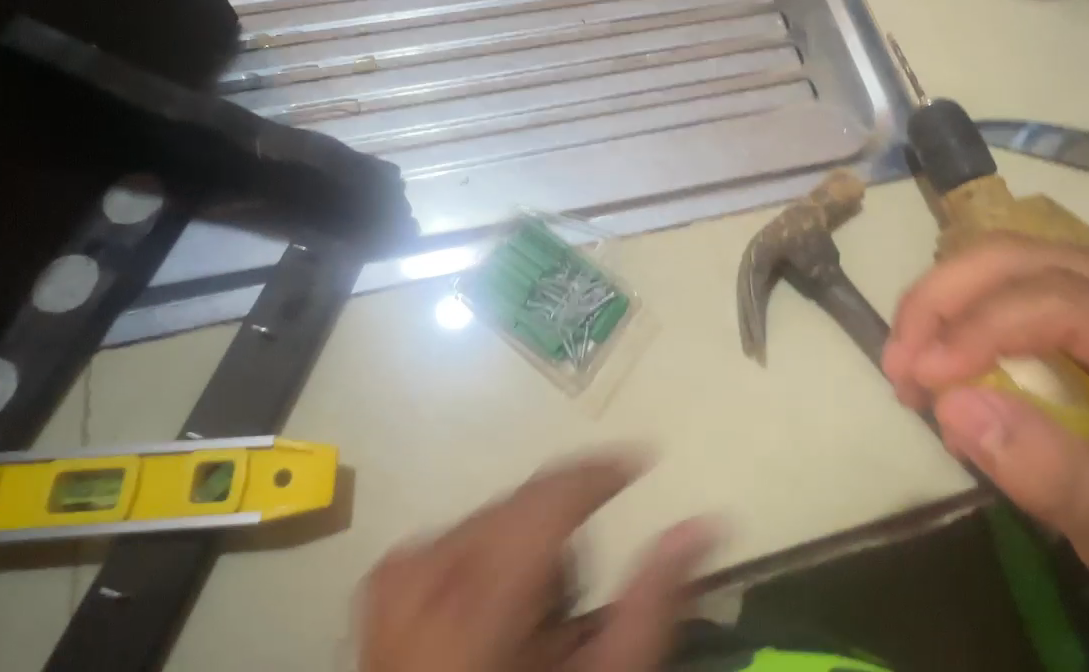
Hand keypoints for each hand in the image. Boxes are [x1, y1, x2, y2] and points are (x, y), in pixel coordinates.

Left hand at [359, 454, 718, 671]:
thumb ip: (654, 602)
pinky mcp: (386, 577)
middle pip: (526, 508)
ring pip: (495, 519)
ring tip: (524, 628)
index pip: (551, 494)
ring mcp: (398, 570)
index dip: (603, 471)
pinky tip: (489, 617)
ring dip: (523, 555)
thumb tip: (703, 524)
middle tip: (566, 616)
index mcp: (482, 593)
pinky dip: (484, 564)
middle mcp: (430, 565)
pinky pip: (457, 536)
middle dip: (560, 544)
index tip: (643, 459)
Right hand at [881, 236, 1088, 637]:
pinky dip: (961, 309)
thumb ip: (1051, 475)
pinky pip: (1012, 279)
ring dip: (944, 301)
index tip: (920, 377)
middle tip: (899, 366)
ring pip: (1011, 258)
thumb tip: (955, 405)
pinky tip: (940, 357)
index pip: (1068, 304)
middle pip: (1028, 261)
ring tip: (909, 365)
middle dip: (946, 302)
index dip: (982, 327)